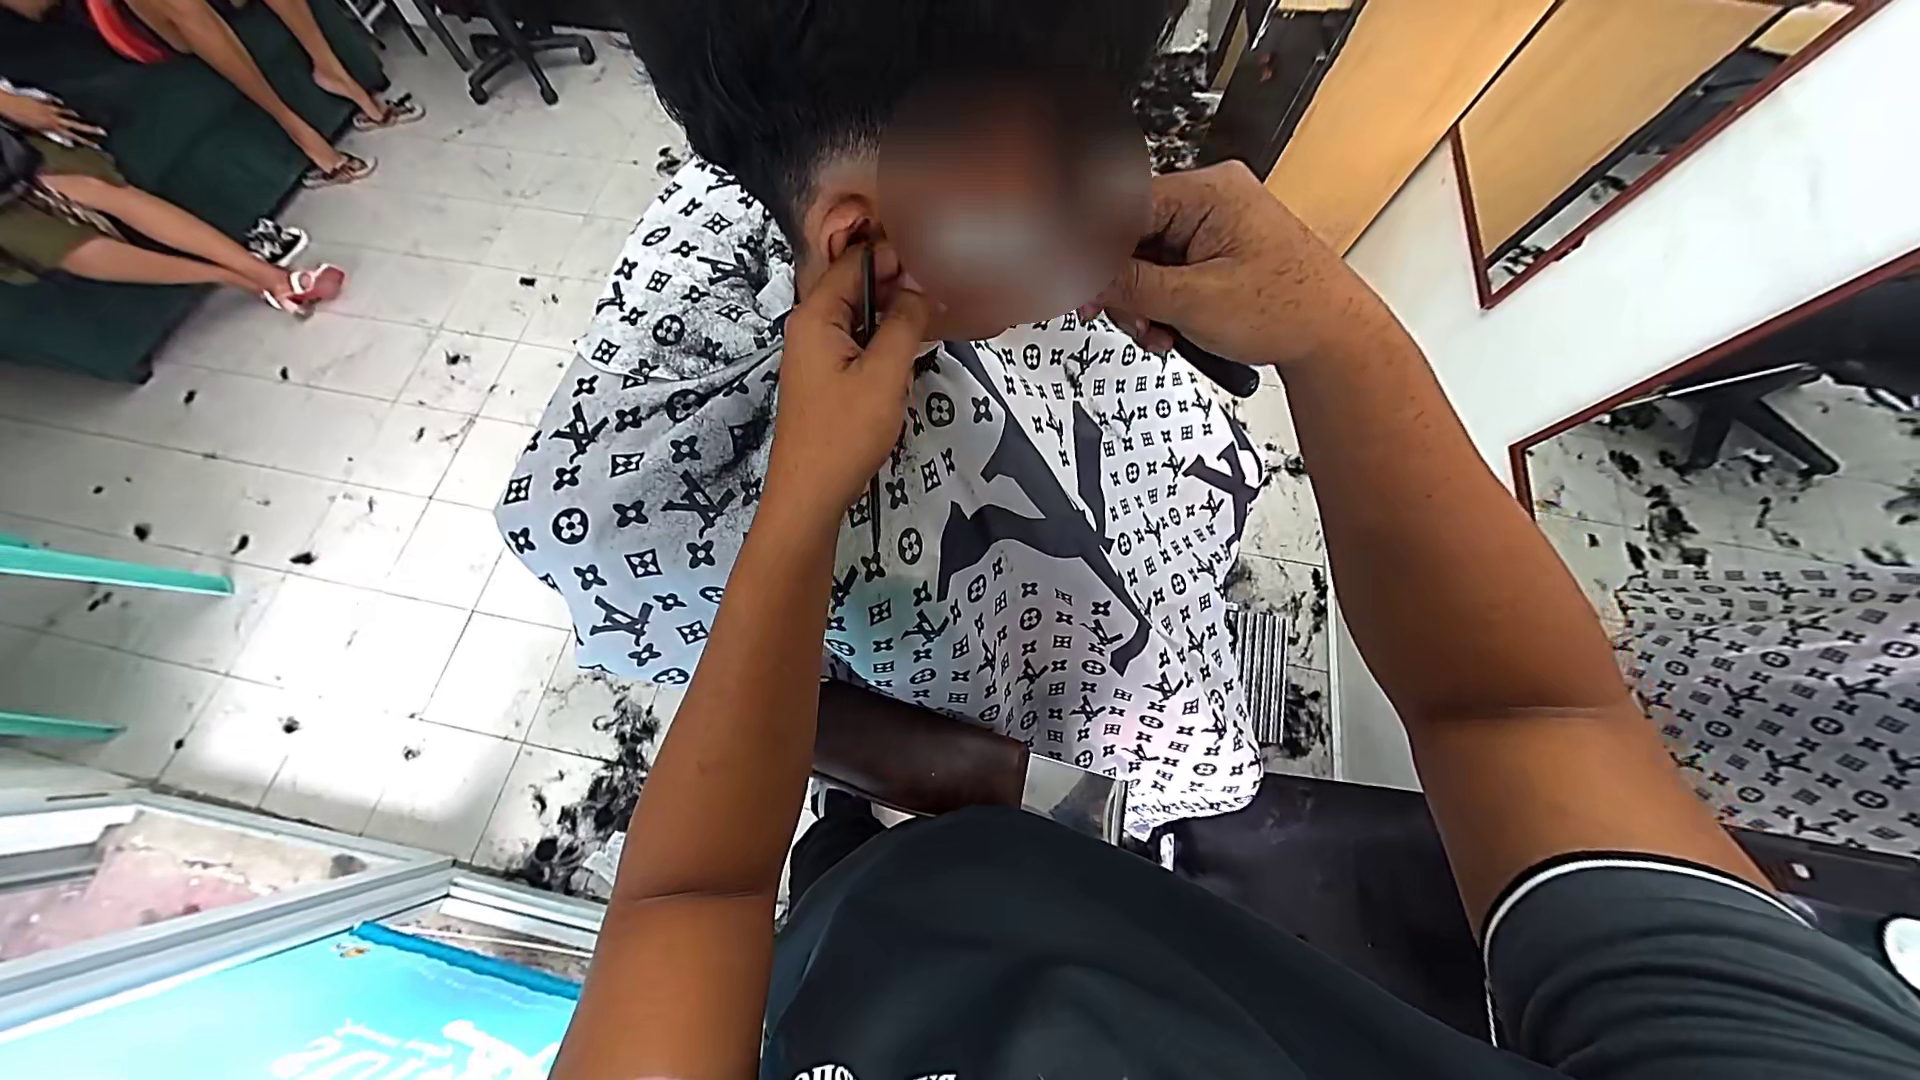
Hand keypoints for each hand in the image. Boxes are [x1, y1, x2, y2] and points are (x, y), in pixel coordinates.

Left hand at [0, 92, 104, 147]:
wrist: (2, 102)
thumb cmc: (15, 119)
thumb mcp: (34, 131)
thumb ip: (51, 136)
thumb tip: (68, 143)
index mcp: (52, 126)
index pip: (74, 136)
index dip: (86, 142)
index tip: (99, 147)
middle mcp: (53, 118)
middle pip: (75, 124)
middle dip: (89, 129)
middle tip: (103, 131)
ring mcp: (45, 108)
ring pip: (64, 112)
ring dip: (73, 115)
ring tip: (80, 116)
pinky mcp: (36, 100)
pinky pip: (48, 100)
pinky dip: (55, 101)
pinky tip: (60, 101)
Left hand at [764, 242, 932, 525]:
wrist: (811, 493)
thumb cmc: (844, 434)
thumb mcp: (884, 375)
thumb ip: (905, 324)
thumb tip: (921, 290)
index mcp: (816, 316)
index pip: (855, 263)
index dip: (895, 258)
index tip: (934, 268)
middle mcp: (809, 329)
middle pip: (856, 289)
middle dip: (896, 292)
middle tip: (937, 302)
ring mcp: (815, 356)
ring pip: (860, 321)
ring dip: (892, 324)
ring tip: (924, 333)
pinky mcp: (824, 381)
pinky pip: (856, 349)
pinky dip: (881, 349)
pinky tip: (902, 365)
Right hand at [1089, 161, 1397, 370]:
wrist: (1328, 337)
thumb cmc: (1289, 308)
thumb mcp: (1193, 300)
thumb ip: (1130, 285)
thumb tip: (1084, 274)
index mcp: (1209, 193)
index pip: (1122, 208)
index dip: (1092, 250)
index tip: (1076, 283)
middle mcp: (1209, 202)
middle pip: (1129, 238)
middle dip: (1119, 285)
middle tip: (1114, 315)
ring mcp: (1211, 230)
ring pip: (1143, 262)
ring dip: (1138, 302)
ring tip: (1155, 330)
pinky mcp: (1212, 256)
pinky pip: (1163, 275)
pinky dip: (1157, 306)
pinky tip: (1166, 328)